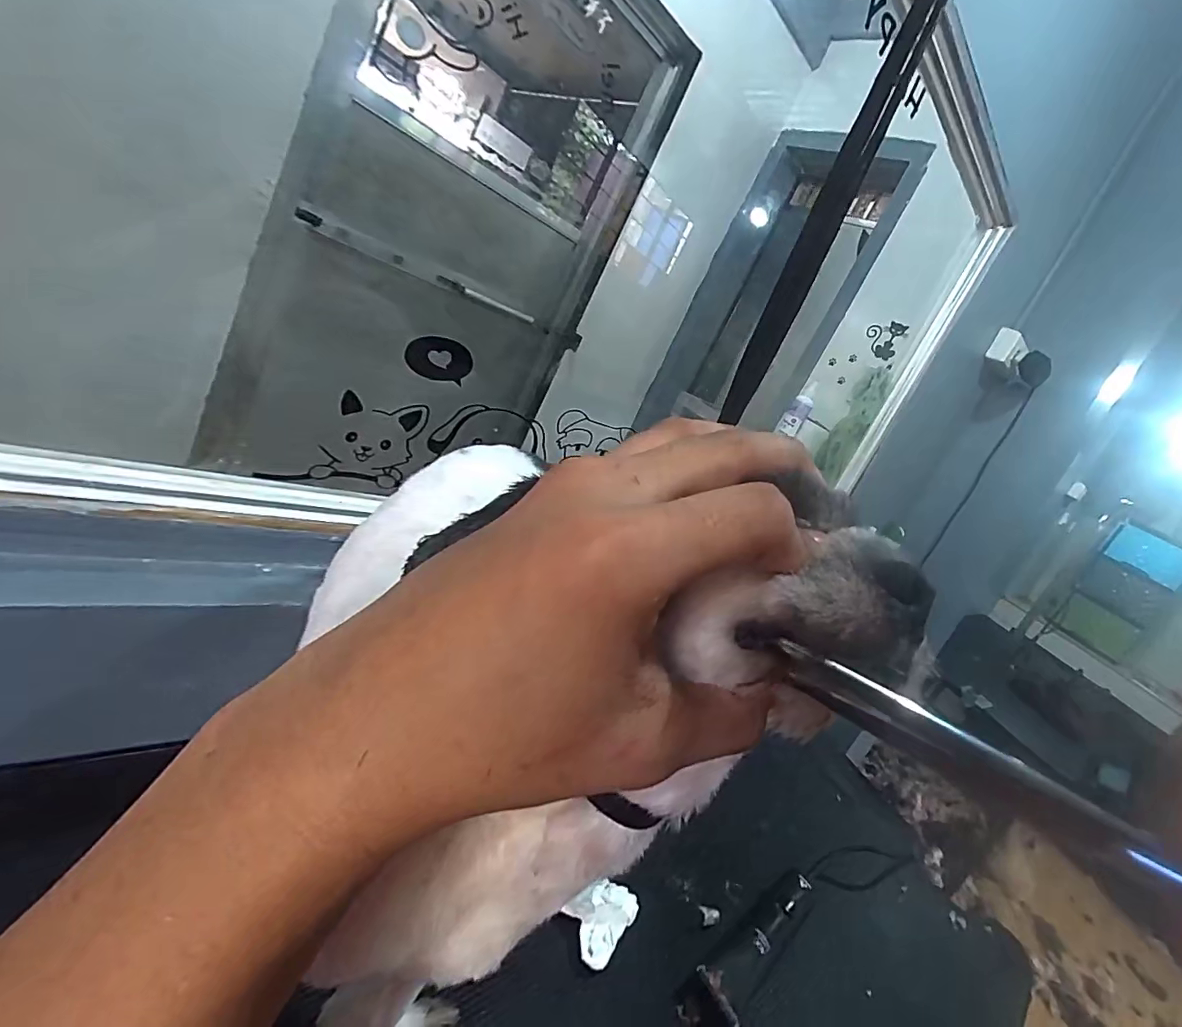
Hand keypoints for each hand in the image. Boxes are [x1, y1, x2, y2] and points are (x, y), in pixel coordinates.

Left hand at [211, 420, 813, 853]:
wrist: (364, 726)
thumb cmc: (503, 740)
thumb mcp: (638, 746)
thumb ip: (732, 717)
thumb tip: (783, 695)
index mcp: (631, 551)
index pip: (754, 509)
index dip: (796, 540)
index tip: (801, 581)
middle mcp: (603, 491)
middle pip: (726, 447)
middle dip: (783, 468)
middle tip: (817, 505)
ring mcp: (566, 480)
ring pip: (679, 436)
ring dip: (734, 454)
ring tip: (766, 491)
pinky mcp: (540, 490)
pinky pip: (638, 453)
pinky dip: (687, 463)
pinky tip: (690, 508)